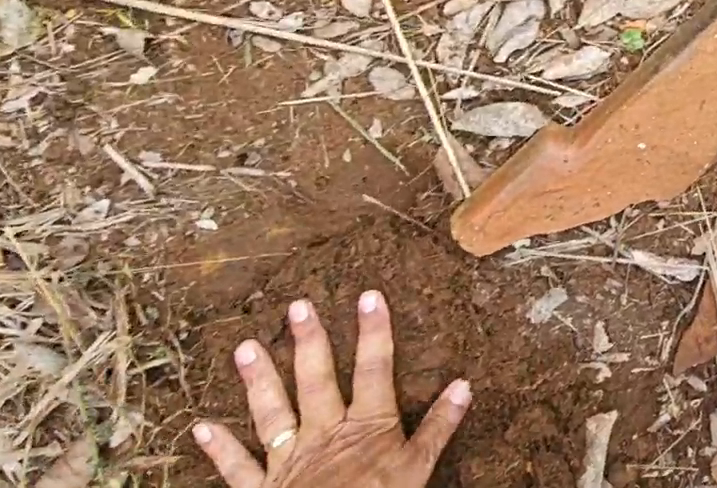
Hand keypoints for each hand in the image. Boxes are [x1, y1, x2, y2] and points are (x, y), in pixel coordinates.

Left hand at [192, 290, 470, 487]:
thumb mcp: (416, 469)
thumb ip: (437, 427)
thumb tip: (465, 384)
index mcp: (367, 424)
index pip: (376, 368)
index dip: (374, 331)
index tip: (369, 296)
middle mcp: (324, 433)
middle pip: (317, 380)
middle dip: (309, 342)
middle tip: (297, 307)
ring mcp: (287, 461)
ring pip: (272, 413)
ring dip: (258, 381)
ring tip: (244, 347)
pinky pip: (236, 468)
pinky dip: (220, 449)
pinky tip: (202, 428)